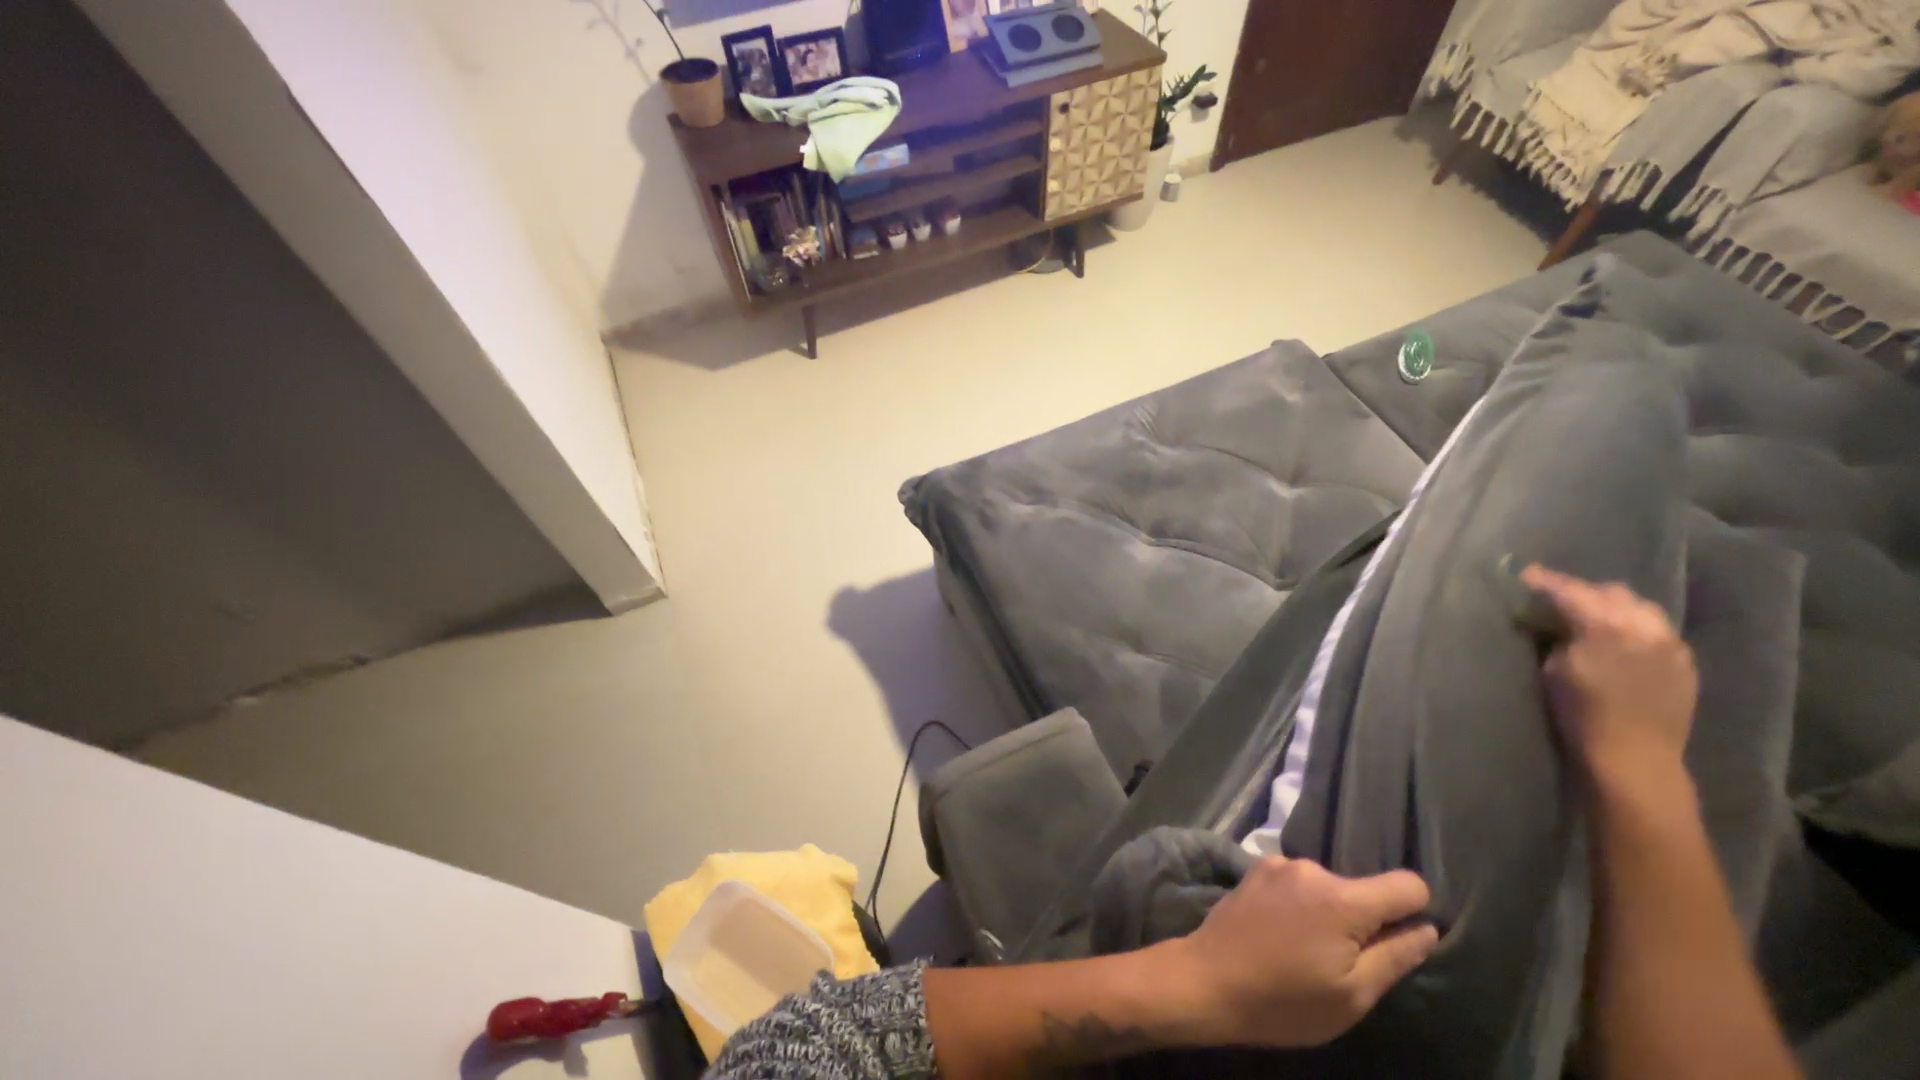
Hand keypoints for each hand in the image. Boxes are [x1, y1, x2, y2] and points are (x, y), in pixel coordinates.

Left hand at [1154, 856, 1436, 1048]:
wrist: (1204, 982)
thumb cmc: (1283, 1001)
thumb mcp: (1351, 995)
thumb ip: (1395, 956)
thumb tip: (1427, 927)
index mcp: (1343, 898)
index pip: (1408, 884)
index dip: (1413, 914)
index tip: (1395, 943)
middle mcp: (1312, 868)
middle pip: (1364, 888)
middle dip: (1364, 920)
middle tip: (1338, 960)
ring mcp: (1279, 864)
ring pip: (1330, 886)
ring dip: (1329, 912)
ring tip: (1304, 949)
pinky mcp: (1255, 869)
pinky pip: (1299, 883)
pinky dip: (1301, 904)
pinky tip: (1281, 933)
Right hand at [1520, 565, 1697, 779]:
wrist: (1635, 758)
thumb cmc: (1582, 716)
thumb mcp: (1554, 671)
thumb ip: (1559, 638)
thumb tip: (1558, 624)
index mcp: (1606, 627)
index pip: (1571, 591)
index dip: (1546, 581)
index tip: (1527, 574)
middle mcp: (1644, 626)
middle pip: (1612, 591)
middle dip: (1585, 593)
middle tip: (1563, 603)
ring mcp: (1671, 644)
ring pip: (1641, 608)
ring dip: (1615, 609)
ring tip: (1597, 621)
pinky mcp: (1686, 663)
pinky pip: (1658, 632)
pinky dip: (1637, 630)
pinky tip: (1624, 645)